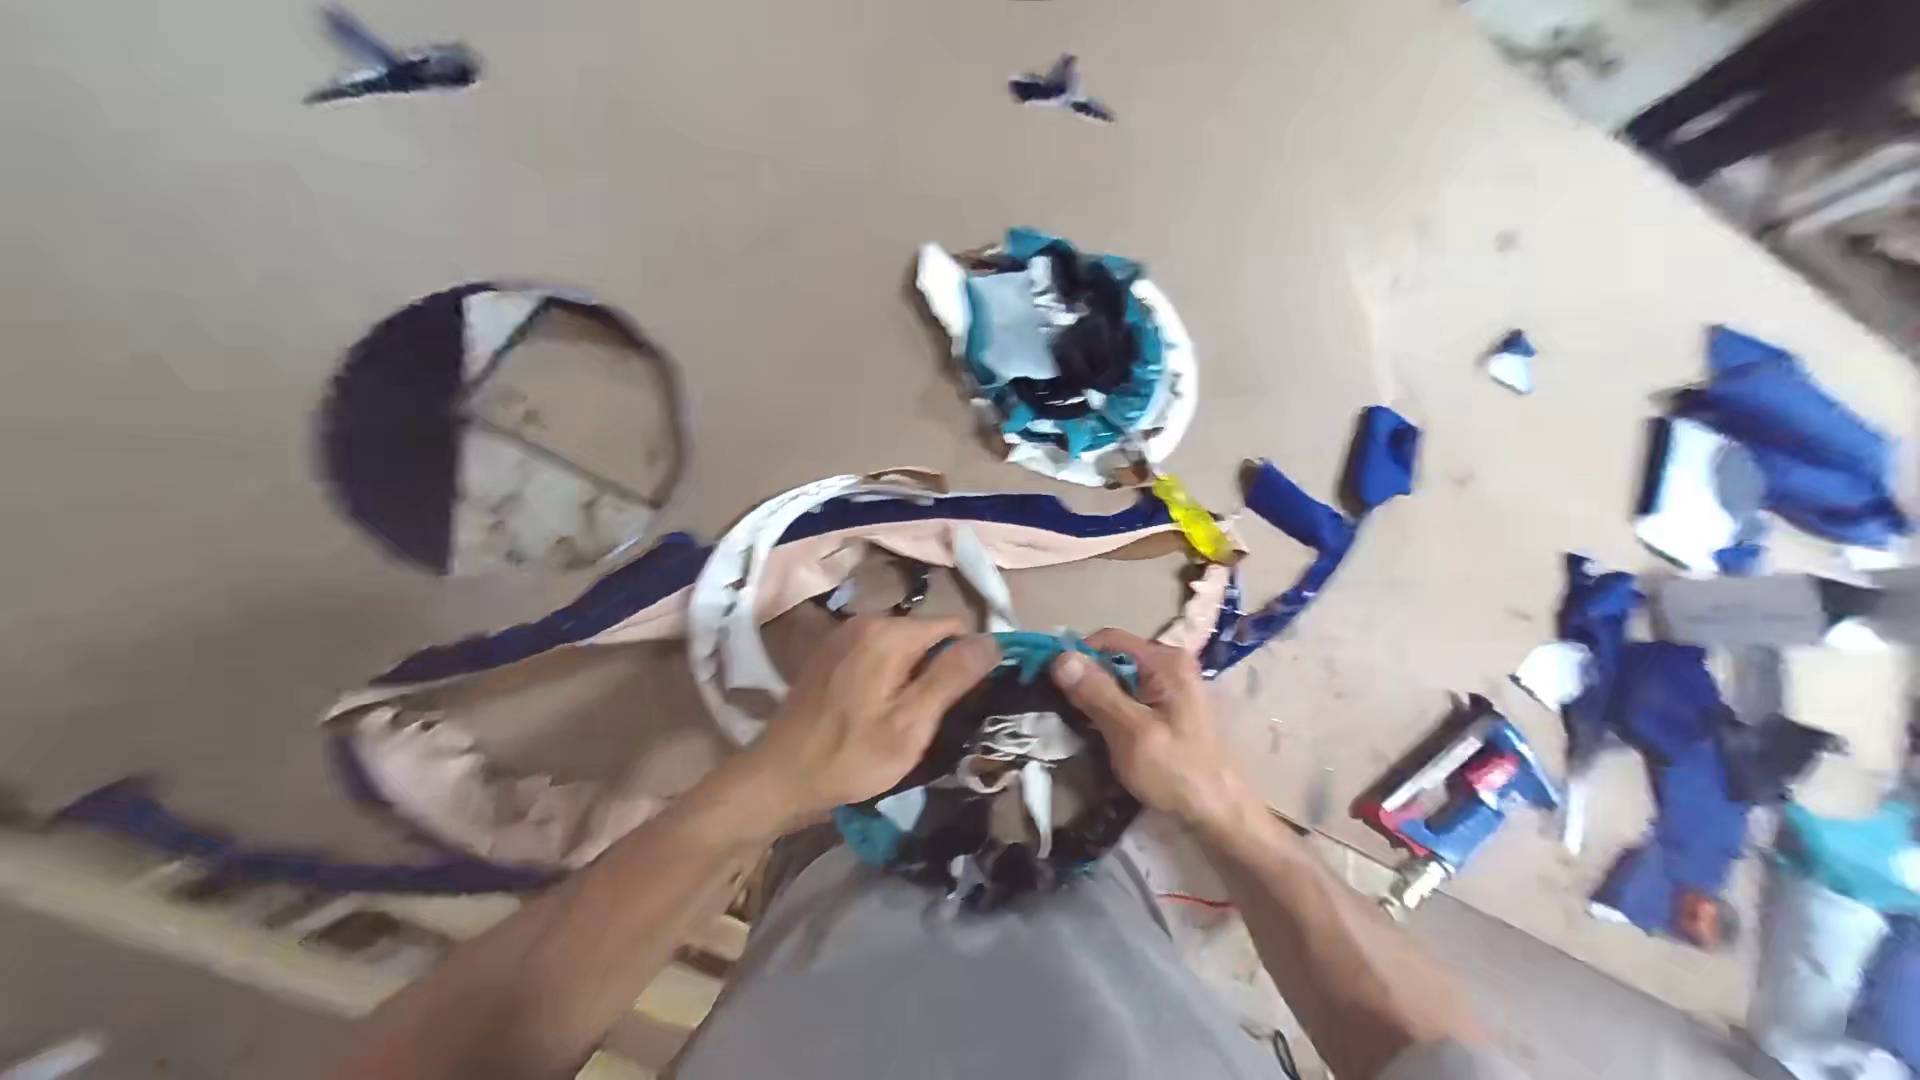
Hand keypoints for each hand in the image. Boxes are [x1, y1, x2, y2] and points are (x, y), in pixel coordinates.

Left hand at [730, 617, 1000, 833]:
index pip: (954, 626)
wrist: (777, 778)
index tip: (970, 699)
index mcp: (888, 633)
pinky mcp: (830, 653)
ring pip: (903, 645)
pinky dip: (890, 674)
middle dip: (941, 668)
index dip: (970, 659)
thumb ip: (952, 677)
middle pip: (927, 634)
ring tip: (909, 716)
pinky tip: (879, 708)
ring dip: (915, 673)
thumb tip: (993, 640)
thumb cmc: (850, 755)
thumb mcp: (911, 724)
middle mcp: (866, 621)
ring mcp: (844, 635)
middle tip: (937, 716)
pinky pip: (878, 653)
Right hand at [1050, 628, 1258, 836]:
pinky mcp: (1165, 706)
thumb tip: (1060, 657)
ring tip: (1075, 720)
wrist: (1219, 815)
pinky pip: (1127, 695)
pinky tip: (1099, 730)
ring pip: (1117, 678)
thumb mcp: (1131, 733)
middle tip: (1060, 706)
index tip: (1048, 681)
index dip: (1075, 655)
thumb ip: (1097, 693)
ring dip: (1094, 695)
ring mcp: (1169, 685)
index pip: (1107, 640)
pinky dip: (1108, 707)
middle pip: (1112, 657)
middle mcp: (1169, 664)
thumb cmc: (1177, 773)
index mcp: (1166, 661)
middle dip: (1084, 678)